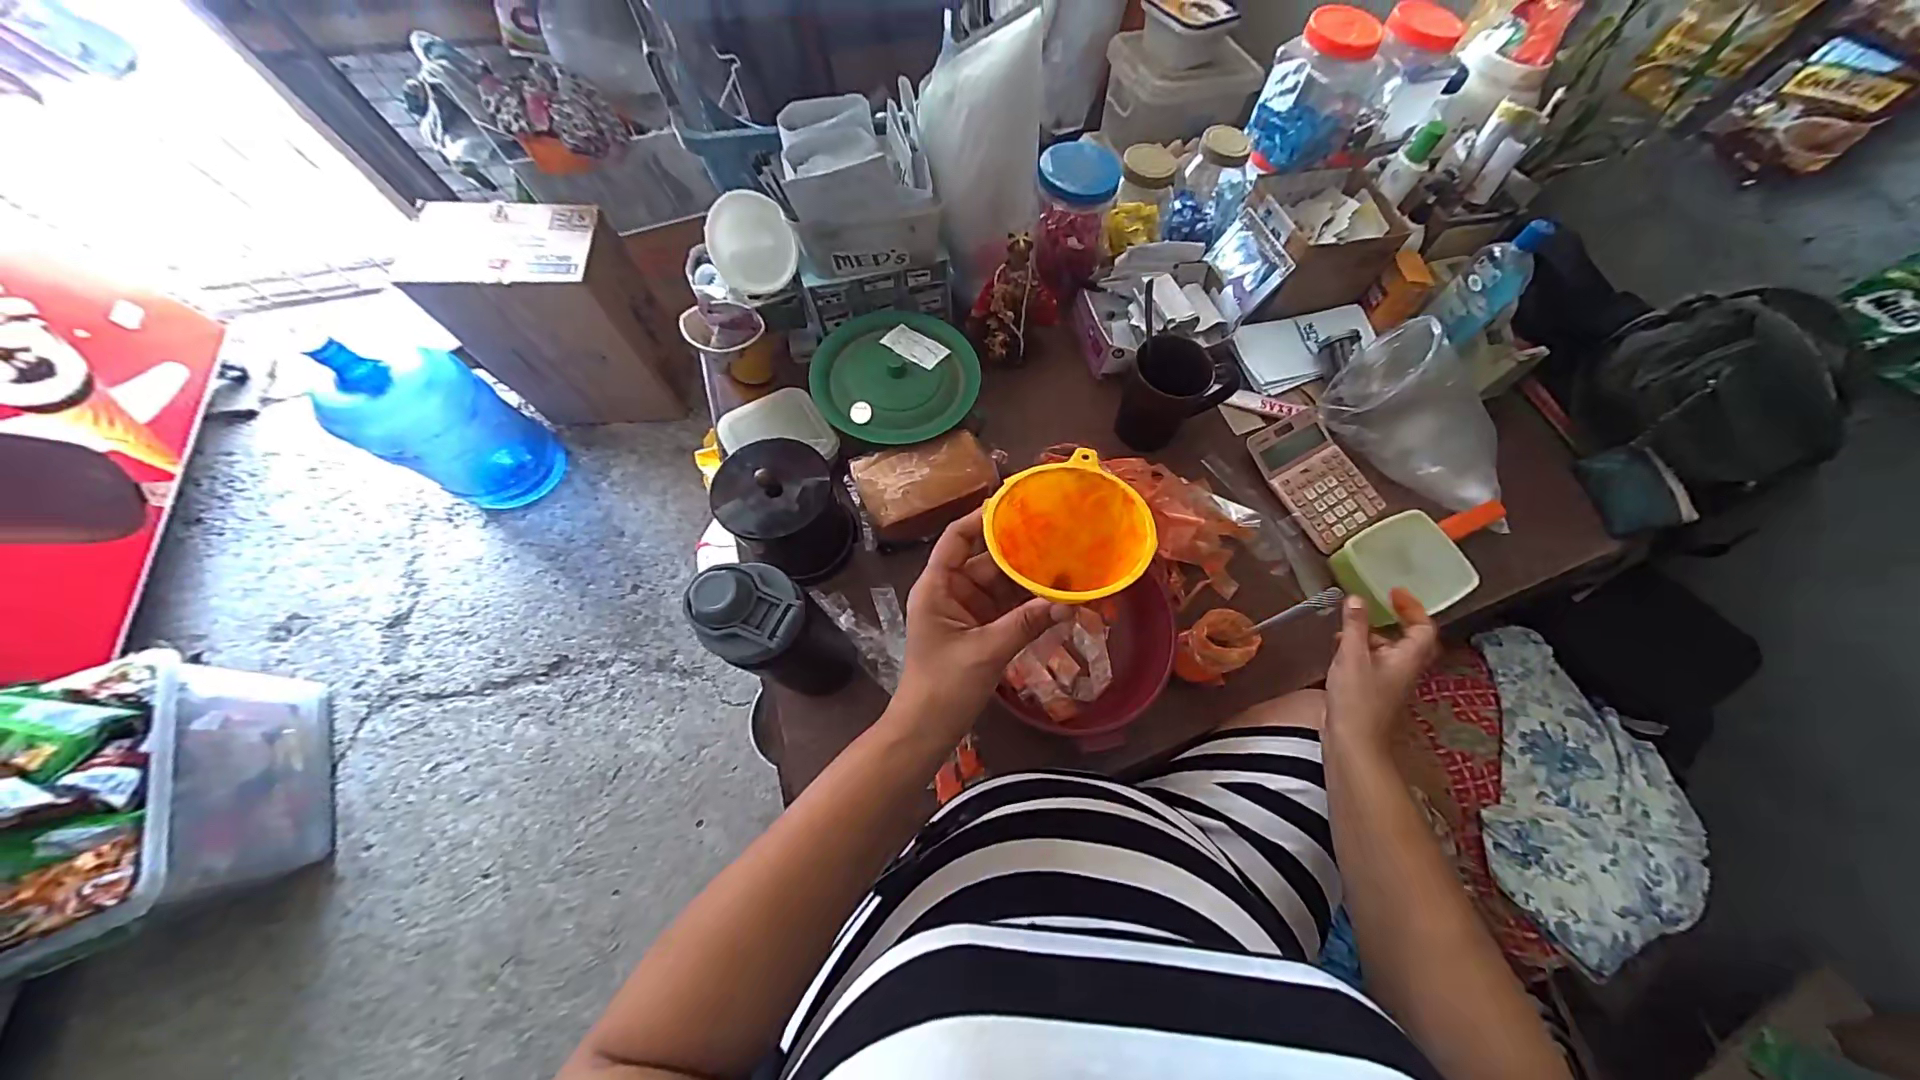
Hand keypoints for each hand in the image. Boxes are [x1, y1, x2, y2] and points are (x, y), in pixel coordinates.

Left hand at [891, 509, 1071, 739]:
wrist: (926, 730)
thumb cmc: (943, 686)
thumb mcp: (985, 652)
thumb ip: (1026, 624)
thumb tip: (1069, 604)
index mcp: (937, 586)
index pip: (956, 538)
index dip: (981, 518)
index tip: (1015, 504)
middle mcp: (951, 591)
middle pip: (987, 559)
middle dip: (1020, 551)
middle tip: (1058, 535)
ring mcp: (967, 611)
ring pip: (1002, 584)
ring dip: (1030, 578)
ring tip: (1068, 562)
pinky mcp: (981, 630)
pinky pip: (1008, 607)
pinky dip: (1030, 603)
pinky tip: (1059, 596)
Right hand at [1324, 588, 1439, 759]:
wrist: (1354, 741)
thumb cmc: (1357, 699)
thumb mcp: (1352, 656)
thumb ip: (1355, 626)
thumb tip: (1357, 598)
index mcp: (1407, 658)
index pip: (1422, 627)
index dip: (1411, 607)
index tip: (1393, 592)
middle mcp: (1404, 668)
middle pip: (1408, 638)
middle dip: (1393, 619)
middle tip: (1375, 605)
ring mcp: (1391, 681)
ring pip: (1389, 650)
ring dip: (1372, 634)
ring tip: (1346, 625)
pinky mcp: (1375, 691)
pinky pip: (1375, 662)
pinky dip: (1361, 650)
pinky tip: (1339, 649)